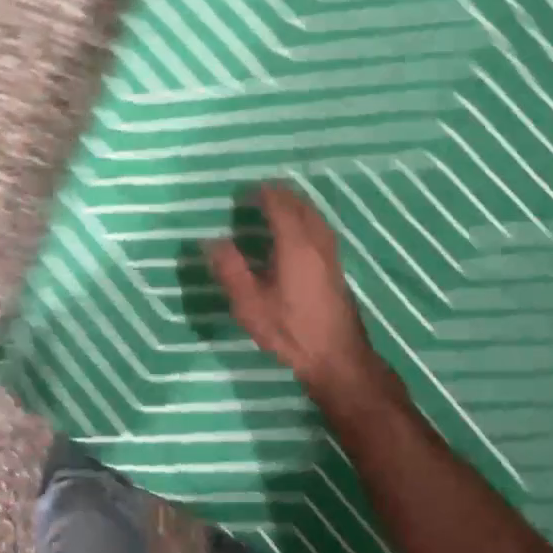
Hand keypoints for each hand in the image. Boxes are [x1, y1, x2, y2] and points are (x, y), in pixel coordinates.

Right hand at [209, 184, 381, 398]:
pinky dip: (307, 219)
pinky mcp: (337, 269)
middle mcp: (317, 244)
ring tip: (278, 206)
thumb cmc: (290, 331)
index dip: (263, 195)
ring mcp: (331, 256)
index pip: (280, 206)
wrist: (338, 361)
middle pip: (301, 206)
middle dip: (281, 195)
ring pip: (315, 217)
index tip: (245, 192)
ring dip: (296, 206)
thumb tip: (213, 241)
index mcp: (295, 246)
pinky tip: (298, 233)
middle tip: (260, 193)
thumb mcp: (250, 304)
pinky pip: (321, 229)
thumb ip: (230, 270)